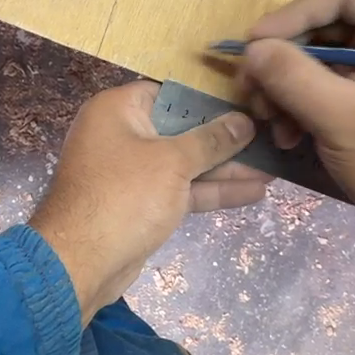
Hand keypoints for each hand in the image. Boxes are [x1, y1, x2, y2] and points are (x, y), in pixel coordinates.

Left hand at [30, 81, 268, 321]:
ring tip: (274, 167)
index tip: (250, 103)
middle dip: (226, 138)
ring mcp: (129, 172)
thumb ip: (211, 141)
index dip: (210, 98)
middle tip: (272, 137)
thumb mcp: (172, 162)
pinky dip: (209, 191)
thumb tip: (244, 122)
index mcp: (117, 109)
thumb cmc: (124, 196)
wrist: (80, 262)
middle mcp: (120, 134)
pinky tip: (253, 192)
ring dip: (225, 168)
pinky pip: (179, 189)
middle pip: (181, 129)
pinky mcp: (139, 204)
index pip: (171, 92)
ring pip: (184, 163)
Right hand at [238, 0, 354, 289]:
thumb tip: (252, 49)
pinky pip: (329, 77)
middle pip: (327, 20)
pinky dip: (301, 100)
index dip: (294, 12)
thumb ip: (295, 79)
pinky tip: (287, 132)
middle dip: (284, 58)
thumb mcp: (345, 121)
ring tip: (269, 122)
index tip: (255, 48)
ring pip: (320, 51)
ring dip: (286, 84)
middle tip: (253, 93)